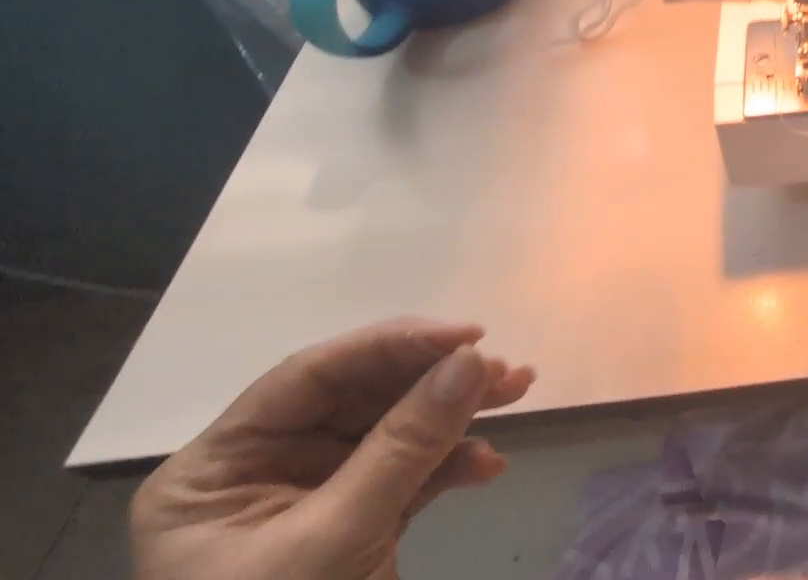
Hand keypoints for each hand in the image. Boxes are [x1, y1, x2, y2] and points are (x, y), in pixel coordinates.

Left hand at [132, 319, 535, 579]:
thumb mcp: (334, 539)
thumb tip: (472, 359)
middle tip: (506, 369)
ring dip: (459, 412)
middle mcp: (263, 469)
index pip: (311, 377)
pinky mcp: (358, 521)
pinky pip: (412, 470)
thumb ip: (404, 445)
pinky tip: (489, 467)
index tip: (469, 337)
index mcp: (218, 469)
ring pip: (396, 425)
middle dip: (437, 379)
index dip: (392, 345)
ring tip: (519, 391)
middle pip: (362, 395)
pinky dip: (454, 462)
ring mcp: (314, 494)